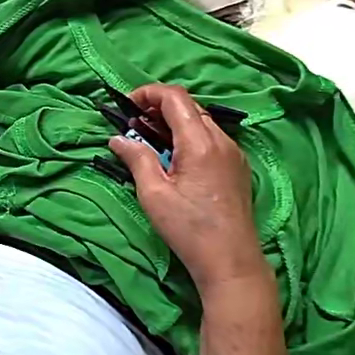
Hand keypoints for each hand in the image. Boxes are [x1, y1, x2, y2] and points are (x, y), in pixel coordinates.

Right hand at [109, 84, 271, 297]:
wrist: (231, 261)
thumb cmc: (189, 229)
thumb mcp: (154, 194)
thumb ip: (136, 159)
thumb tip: (118, 138)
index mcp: (200, 143)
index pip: (175, 97)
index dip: (148, 93)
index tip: (127, 104)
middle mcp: (221, 141)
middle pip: (189, 106)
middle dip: (158, 107)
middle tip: (133, 123)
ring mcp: (233, 153)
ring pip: (200, 121)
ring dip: (172, 122)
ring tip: (147, 139)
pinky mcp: (236, 167)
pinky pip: (210, 138)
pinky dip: (187, 136)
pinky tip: (172, 156)